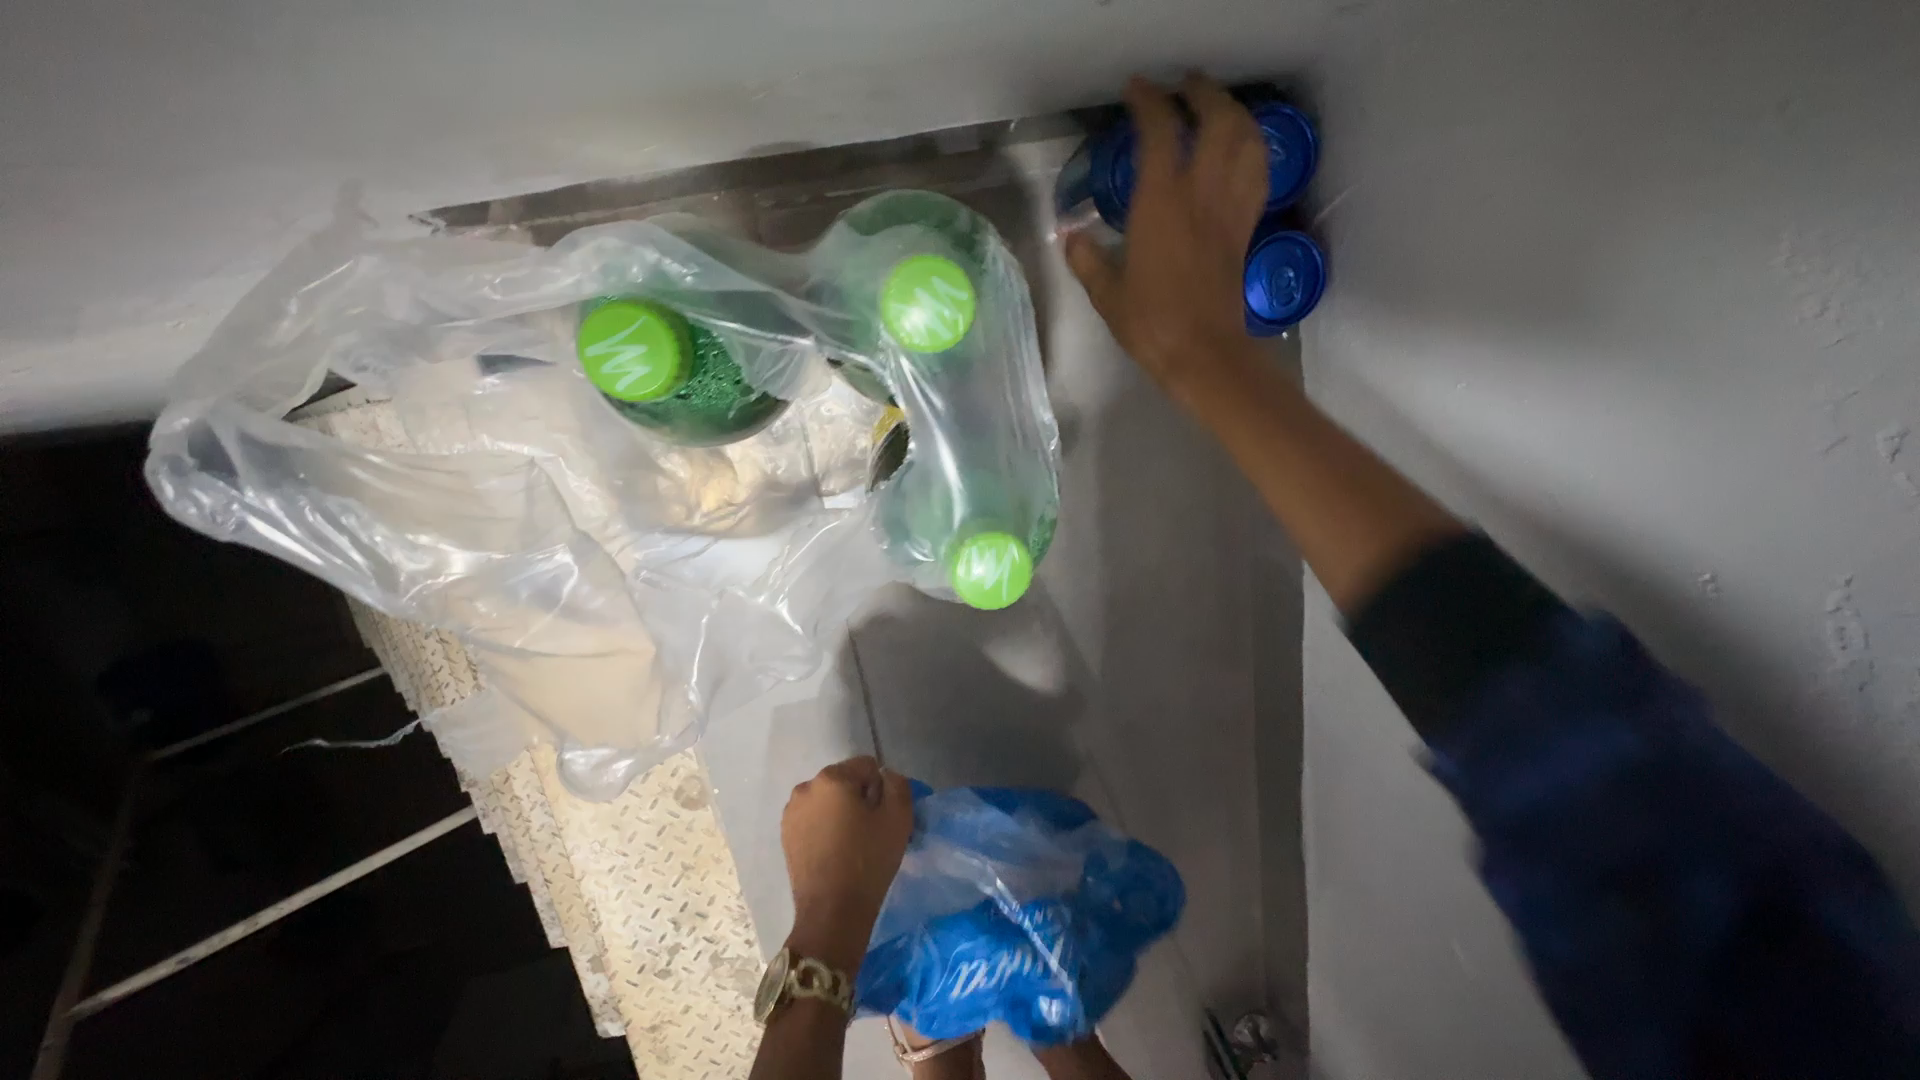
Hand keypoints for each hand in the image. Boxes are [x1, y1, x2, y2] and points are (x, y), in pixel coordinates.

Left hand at [781, 756, 914, 971]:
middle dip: (858, 798)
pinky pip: (813, 819)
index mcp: (832, 778)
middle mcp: (806, 788)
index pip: (866, 766)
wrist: (832, 911)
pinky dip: (824, 827)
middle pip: (844, 781)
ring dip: (840, 812)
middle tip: (871, 830)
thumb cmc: (868, 860)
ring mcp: (791, 812)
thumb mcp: (898, 817)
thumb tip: (884, 776)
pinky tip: (834, 852)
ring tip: (851, 843)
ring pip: (827, 801)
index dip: (880, 788)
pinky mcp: (785, 835)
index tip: (884, 816)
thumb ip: (897, 784)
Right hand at [1065, 74, 1271, 410]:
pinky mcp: (1245, 228)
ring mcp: (1229, 209)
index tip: (1135, 90)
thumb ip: (1087, 260)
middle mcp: (1200, 195)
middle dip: (1201, 92)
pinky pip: (1257, 173)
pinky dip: (1252, 148)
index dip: (1149, 102)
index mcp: (1160, 205)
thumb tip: (1071, 235)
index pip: (1160, 132)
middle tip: (1183, 87)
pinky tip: (1240, 149)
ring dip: (1234, 112)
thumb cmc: (1151, 325)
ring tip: (1216, 107)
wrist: (1204, 354)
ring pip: (1247, 139)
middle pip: (1216, 119)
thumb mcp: (1107, 295)